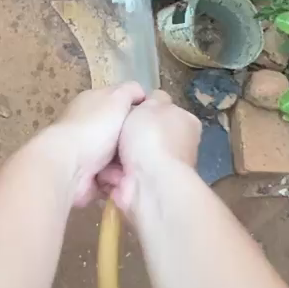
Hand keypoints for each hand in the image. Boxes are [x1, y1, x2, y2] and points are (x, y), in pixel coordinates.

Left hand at [31, 83, 146, 205]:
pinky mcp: (90, 177)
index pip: (120, 103)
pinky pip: (114, 180)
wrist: (69, 165)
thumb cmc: (94, 127)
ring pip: (121, 159)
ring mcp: (88, 153)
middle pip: (123, 133)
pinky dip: (119, 181)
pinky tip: (126, 180)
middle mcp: (90, 127)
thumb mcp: (116, 98)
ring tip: (140, 167)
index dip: (138, 110)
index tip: (155, 119)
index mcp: (93, 104)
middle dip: (135, 142)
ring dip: (129, 164)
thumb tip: (142, 93)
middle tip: (150, 147)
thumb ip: (130, 91)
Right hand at [96, 90, 199, 215]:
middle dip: (128, 134)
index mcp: (185, 124)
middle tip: (111, 128)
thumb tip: (154, 101)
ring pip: (131, 155)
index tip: (128, 109)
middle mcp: (177, 148)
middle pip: (145, 134)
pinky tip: (104, 168)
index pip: (164, 111)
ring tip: (103, 148)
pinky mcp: (143, 188)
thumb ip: (154, 99)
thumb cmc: (151, 136)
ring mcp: (161, 171)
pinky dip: (113, 173)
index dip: (145, 109)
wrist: (148, 181)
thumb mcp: (153, 104)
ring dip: (117, 154)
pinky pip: (123, 175)